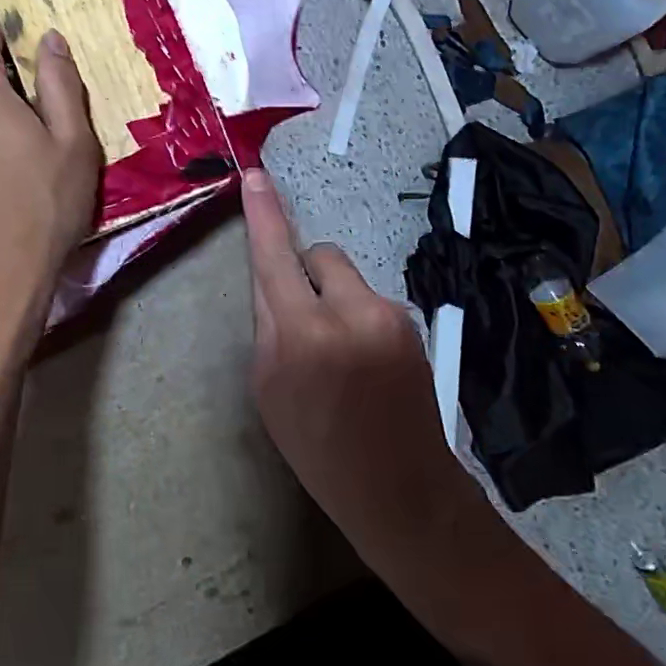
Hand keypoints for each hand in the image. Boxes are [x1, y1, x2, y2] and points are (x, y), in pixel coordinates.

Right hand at [240, 169, 466, 546]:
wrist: (398, 489)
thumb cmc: (316, 449)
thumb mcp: (269, 389)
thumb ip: (269, 326)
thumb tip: (275, 282)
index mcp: (303, 335)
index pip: (275, 258)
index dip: (262, 216)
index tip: (254, 177)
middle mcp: (350, 313)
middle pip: (318, 254)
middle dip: (304, 275)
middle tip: (301, 321)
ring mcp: (388, 316)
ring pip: (345, 278)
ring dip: (331, 298)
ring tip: (338, 354)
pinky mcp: (411, 324)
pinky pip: (368, 300)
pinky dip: (355, 317)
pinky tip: (364, 362)